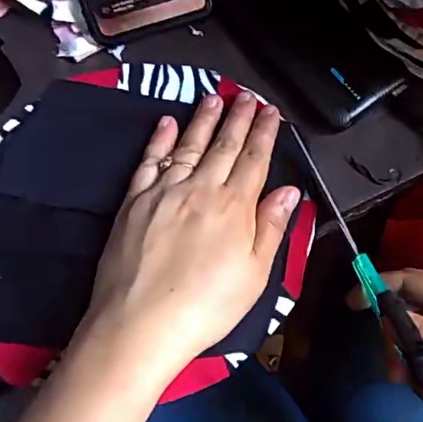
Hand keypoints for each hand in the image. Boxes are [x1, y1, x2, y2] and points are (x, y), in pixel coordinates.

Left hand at [77, 91, 299, 373]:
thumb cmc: (207, 306)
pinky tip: (167, 124)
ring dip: (204, 120)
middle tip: (247, 95)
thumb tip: (289, 190)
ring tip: (214, 98)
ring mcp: (163, 193)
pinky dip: (160, 140)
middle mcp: (200, 189)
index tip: (270, 111)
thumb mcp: (255, 273)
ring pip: (189, 146)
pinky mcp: (133, 203)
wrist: (140, 325)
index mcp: (235, 206)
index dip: (264, 133)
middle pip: (224, 145)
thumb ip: (271, 227)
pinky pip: (149, 162)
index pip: (254, 159)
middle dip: (238, 118)